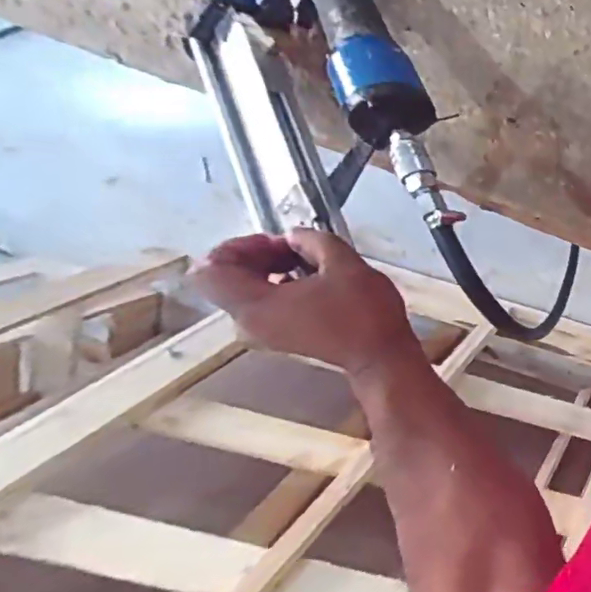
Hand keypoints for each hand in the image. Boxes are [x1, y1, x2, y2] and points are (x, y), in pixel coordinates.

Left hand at [190, 230, 422, 375]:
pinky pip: (265, 305)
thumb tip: (295, 236)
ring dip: (272, 271)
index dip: (239, 246)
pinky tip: (317, 284)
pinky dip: (282, 288)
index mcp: (254, 304)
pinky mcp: (279, 337)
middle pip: (227, 280)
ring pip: (247, 292)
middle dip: (258, 257)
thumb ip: (318, 243)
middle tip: (299, 249)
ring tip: (314, 265)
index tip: (281, 242)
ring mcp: (261, 332)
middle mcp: (246, 321)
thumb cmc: (364, 311)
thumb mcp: (348, 267)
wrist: (380, 355)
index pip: (210, 268)